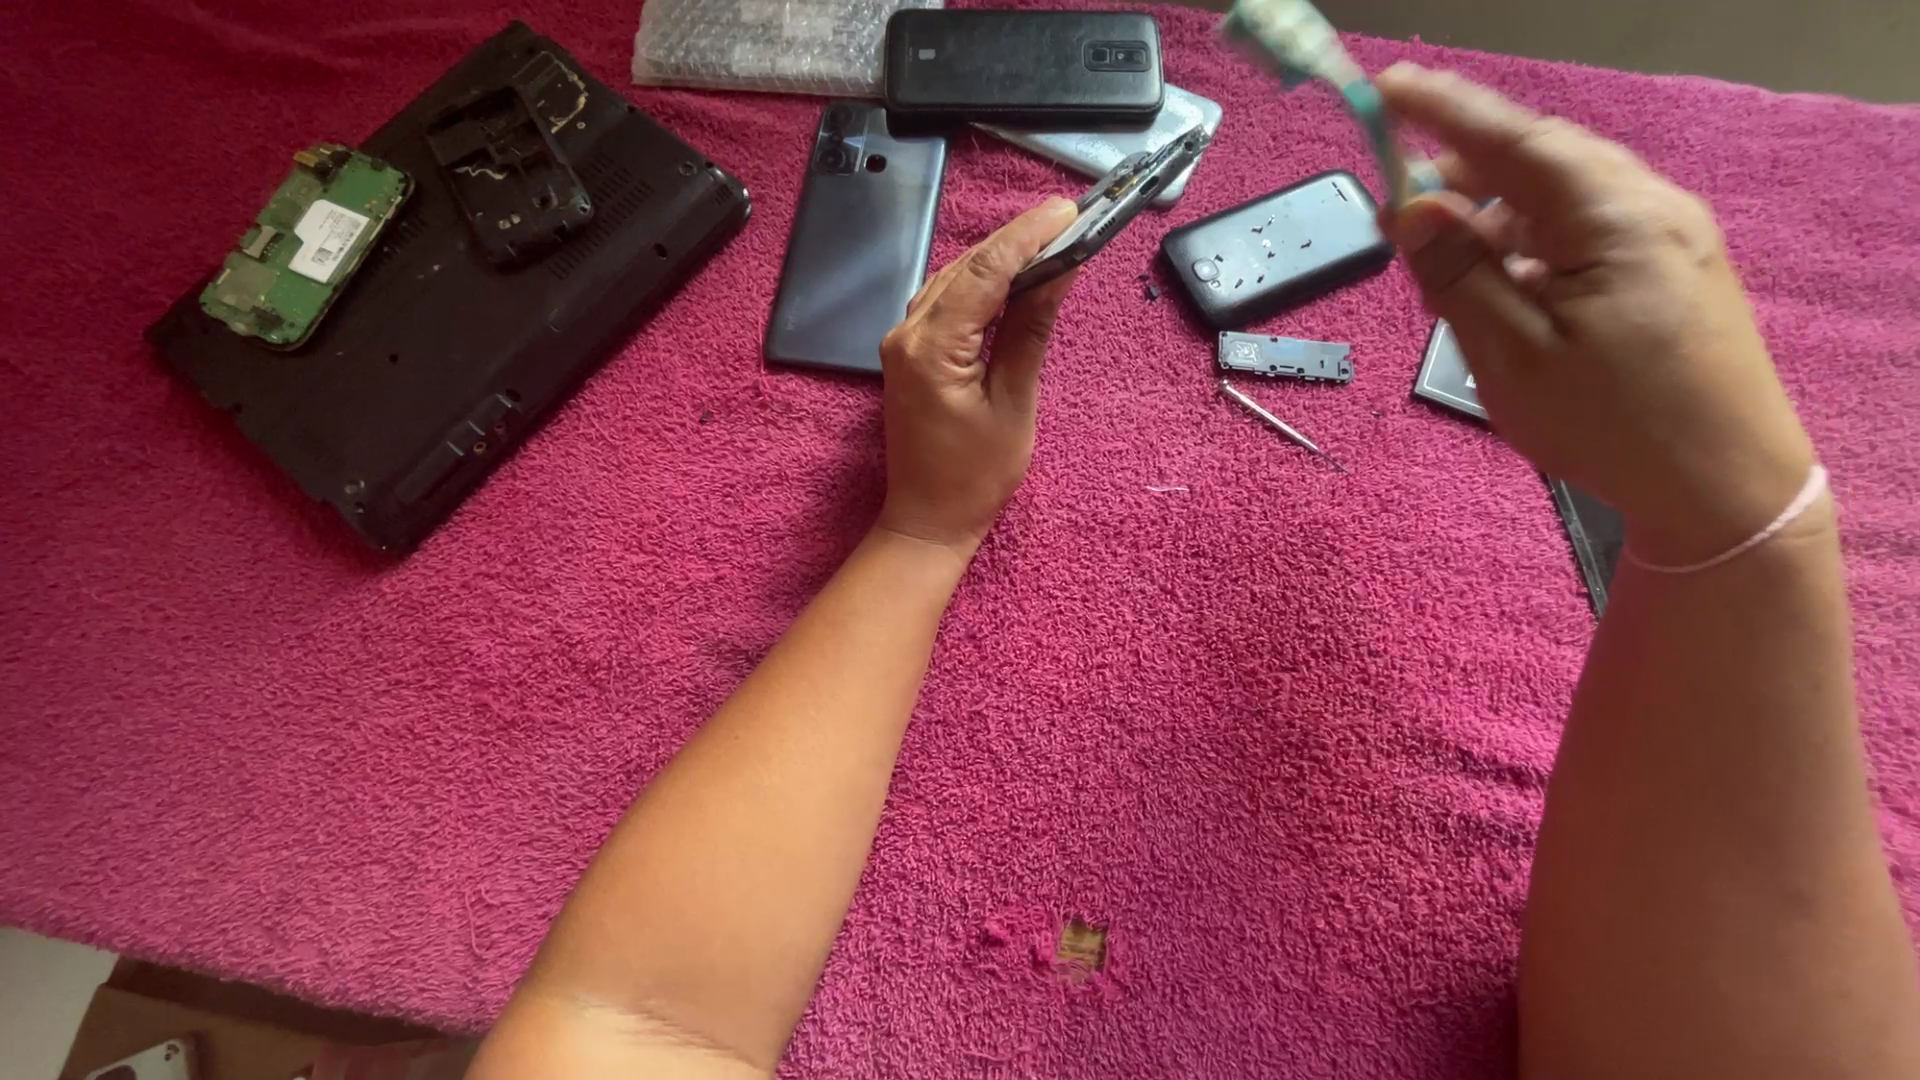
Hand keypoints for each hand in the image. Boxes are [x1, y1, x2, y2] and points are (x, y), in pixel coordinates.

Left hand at [875, 198, 1079, 555]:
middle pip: (966, 267)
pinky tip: (1010, 280)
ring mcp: (901, 343)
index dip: (1029, 236)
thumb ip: (1030, 330)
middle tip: (1069, 219)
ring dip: (998, 260)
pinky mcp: (908, 354)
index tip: (1069, 212)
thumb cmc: (974, 476)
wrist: (928, 519)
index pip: (985, 271)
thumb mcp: (1014, 401)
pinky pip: (945, 303)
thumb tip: (1059, 273)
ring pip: (953, 280)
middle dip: (1017, 240)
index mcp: (932, 348)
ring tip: (1049, 242)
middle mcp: (906, 334)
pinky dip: (980, 286)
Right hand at [1377, 65, 1818, 565]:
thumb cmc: (1606, 421)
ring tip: (1440, 263)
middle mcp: (1648, 208)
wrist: (1719, 482)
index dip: (1444, 110)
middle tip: (1398, 205)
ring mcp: (1664, 237)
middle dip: (1462, 170)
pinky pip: (1577, 233)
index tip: (1385, 87)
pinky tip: (1497, 286)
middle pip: (1539, 162)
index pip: (1514, 141)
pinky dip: (1522, 244)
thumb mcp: (1508, 353)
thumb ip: (1457, 274)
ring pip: (1556, 200)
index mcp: (1612, 218)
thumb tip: (1411, 209)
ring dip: (1489, 217)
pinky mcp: (1664, 270)